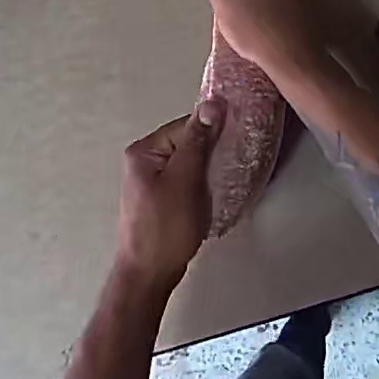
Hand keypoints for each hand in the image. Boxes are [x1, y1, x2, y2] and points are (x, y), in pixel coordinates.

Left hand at [113, 100, 223, 289]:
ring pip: (191, 161)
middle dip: (212, 151)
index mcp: (144, 151)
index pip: (187, 125)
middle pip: (189, 142)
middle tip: (231, 164)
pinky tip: (213, 192)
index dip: (212, 133)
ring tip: (222, 180)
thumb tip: (212, 104)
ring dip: (210, 168)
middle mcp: (145, 160)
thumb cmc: (166, 228)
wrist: (150, 274)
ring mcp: (153, 180)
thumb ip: (198, 141)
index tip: (234, 143)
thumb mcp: (185, 180)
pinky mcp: (163, 197)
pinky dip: (203, 182)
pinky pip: (188, 178)